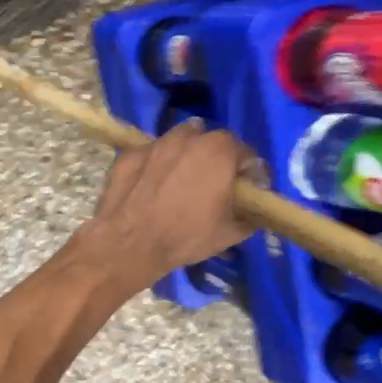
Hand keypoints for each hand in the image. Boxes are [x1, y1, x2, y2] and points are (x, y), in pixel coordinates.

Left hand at [85, 120, 259, 278]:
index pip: (246, 153)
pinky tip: (150, 184)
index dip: (248, 172)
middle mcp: (187, 138)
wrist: (128, 243)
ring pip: (178, 140)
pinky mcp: (127, 155)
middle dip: (217, 158)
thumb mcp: (231, 232)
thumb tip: (254, 212)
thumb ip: (250, 215)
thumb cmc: (185, 236)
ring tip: (181, 178)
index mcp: (219, 151)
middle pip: (211, 141)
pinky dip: (155, 164)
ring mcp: (154, 144)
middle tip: (212, 182)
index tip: (245, 189)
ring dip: (185, 153)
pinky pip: (149, 154)